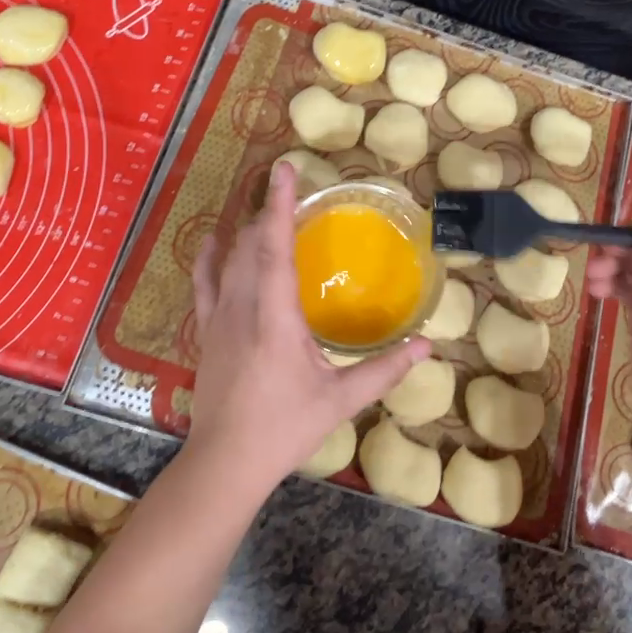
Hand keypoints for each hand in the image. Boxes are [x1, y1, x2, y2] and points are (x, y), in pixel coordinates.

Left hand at [186, 163, 430, 489]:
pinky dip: (210, 257)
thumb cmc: (284, 428)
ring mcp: (218, 318)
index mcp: (275, 318)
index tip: (285, 170)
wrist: (225, 462)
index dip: (279, 205)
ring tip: (268, 212)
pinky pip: (204, 282)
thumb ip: (384, 370)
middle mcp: (242, 307)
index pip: (275, 248)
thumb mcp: (340, 401)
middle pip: (250, 244)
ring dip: (248, 231)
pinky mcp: (206, 331)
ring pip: (229, 259)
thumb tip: (428, 346)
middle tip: (292, 191)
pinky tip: (213, 240)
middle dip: (268, 212)